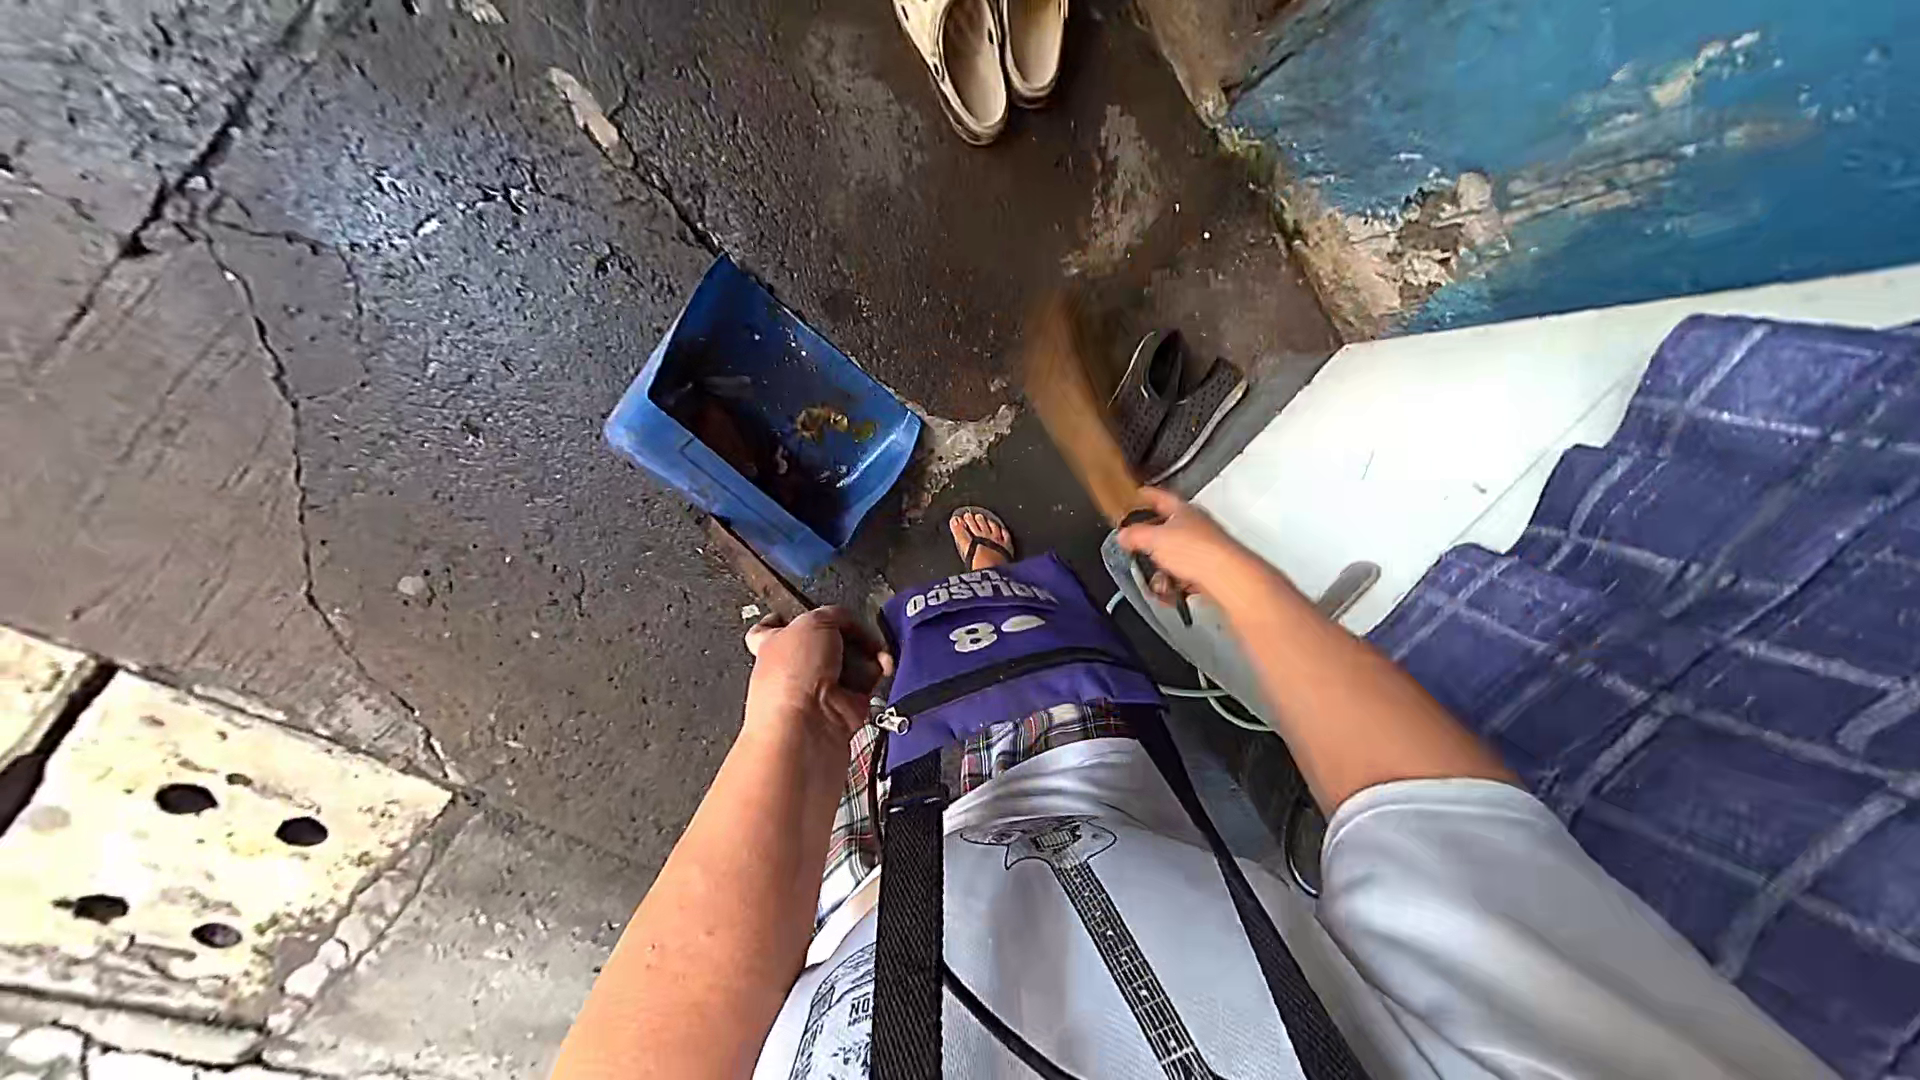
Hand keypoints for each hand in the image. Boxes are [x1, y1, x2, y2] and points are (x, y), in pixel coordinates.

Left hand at [743, 607, 892, 741]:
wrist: (809, 725)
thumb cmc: (791, 678)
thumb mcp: (813, 622)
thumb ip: (833, 614)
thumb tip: (849, 620)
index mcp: (773, 644)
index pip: (773, 627)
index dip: (787, 617)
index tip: (804, 613)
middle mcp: (796, 666)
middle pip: (829, 638)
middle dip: (848, 633)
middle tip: (856, 631)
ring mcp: (823, 686)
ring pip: (854, 656)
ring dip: (868, 650)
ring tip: (873, 651)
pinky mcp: (848, 702)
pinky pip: (871, 678)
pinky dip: (879, 670)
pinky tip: (881, 666)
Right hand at [1115, 487, 1272, 606]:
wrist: (1227, 577)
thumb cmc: (1200, 550)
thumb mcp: (1154, 539)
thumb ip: (1134, 535)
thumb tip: (1123, 535)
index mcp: (1183, 510)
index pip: (1159, 497)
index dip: (1144, 496)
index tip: (1135, 496)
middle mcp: (1196, 525)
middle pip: (1165, 530)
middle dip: (1149, 544)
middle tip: (1138, 549)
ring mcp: (1204, 547)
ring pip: (1174, 556)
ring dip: (1161, 569)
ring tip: (1157, 579)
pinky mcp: (1208, 569)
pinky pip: (1184, 575)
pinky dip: (1175, 583)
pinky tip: (1170, 590)